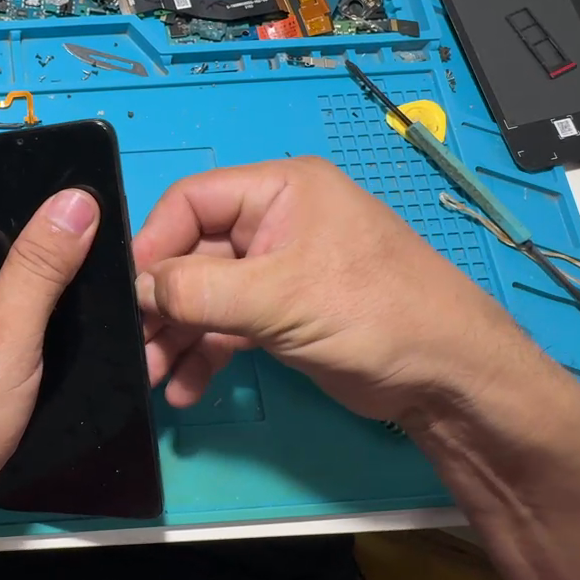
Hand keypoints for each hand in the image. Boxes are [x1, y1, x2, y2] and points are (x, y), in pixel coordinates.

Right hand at [132, 158, 540, 425]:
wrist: (453, 385)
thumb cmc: (375, 316)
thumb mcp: (280, 297)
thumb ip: (198, 291)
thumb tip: (135, 291)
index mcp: (278, 191)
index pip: (190, 201)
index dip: (152, 242)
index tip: (126, 290)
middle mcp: (271, 223)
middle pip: (190, 255)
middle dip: (161, 304)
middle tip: (134, 345)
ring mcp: (274, 271)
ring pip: (201, 296)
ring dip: (174, 336)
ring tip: (152, 375)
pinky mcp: (278, 314)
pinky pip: (223, 327)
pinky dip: (202, 354)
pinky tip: (185, 389)